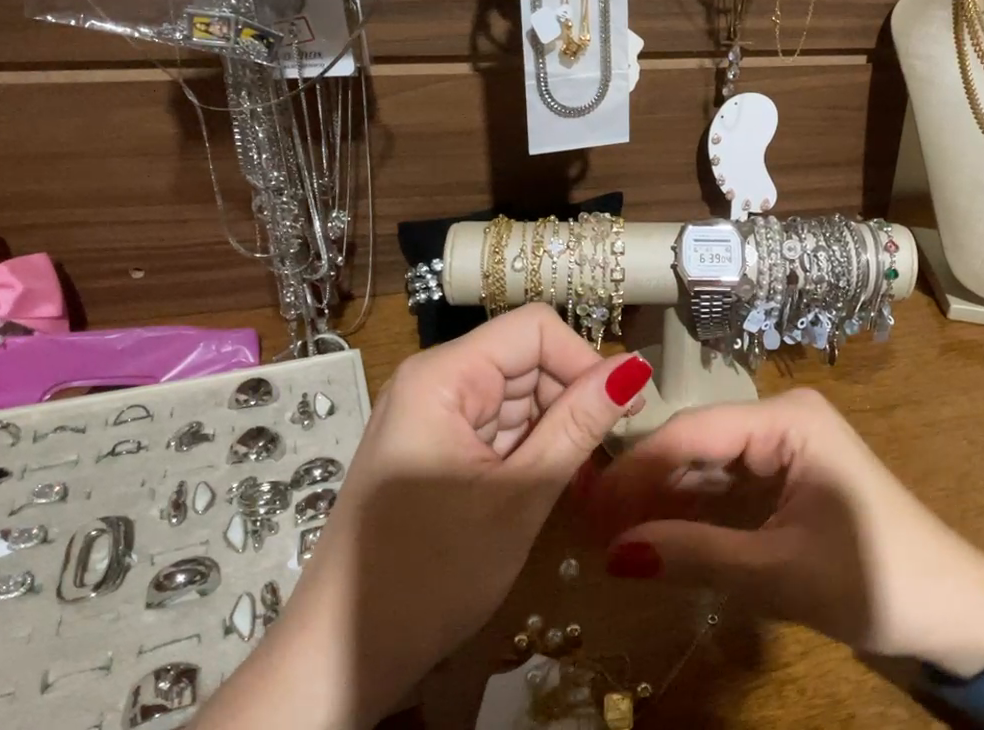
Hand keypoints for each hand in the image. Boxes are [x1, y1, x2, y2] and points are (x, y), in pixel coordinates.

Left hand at [196, 305, 654, 729]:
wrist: (347, 653)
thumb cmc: (433, 572)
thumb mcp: (520, 495)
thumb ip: (578, 425)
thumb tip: (636, 369)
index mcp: (443, 377)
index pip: (534, 330)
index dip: (584, 361)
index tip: (622, 411)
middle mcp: (434, 382)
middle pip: (526, 360)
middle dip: (570, 399)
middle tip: (601, 457)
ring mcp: (431, 416)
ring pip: (517, 395)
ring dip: (554, 428)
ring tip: (572, 480)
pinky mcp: (433, 447)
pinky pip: (496, 426)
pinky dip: (529, 449)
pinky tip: (543, 487)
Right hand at [587, 388, 983, 679]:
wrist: (952, 608)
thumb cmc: (875, 580)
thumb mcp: (779, 572)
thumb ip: (696, 556)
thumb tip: (613, 554)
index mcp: (789, 420)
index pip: (693, 431)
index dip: (636, 468)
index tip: (586, 507)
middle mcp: (783, 418)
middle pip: (697, 442)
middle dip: (645, 482)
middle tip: (588, 524)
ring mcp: (787, 444)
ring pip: (708, 464)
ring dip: (665, 497)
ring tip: (610, 531)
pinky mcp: (788, 473)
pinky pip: (729, 483)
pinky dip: (694, 509)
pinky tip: (656, 531)